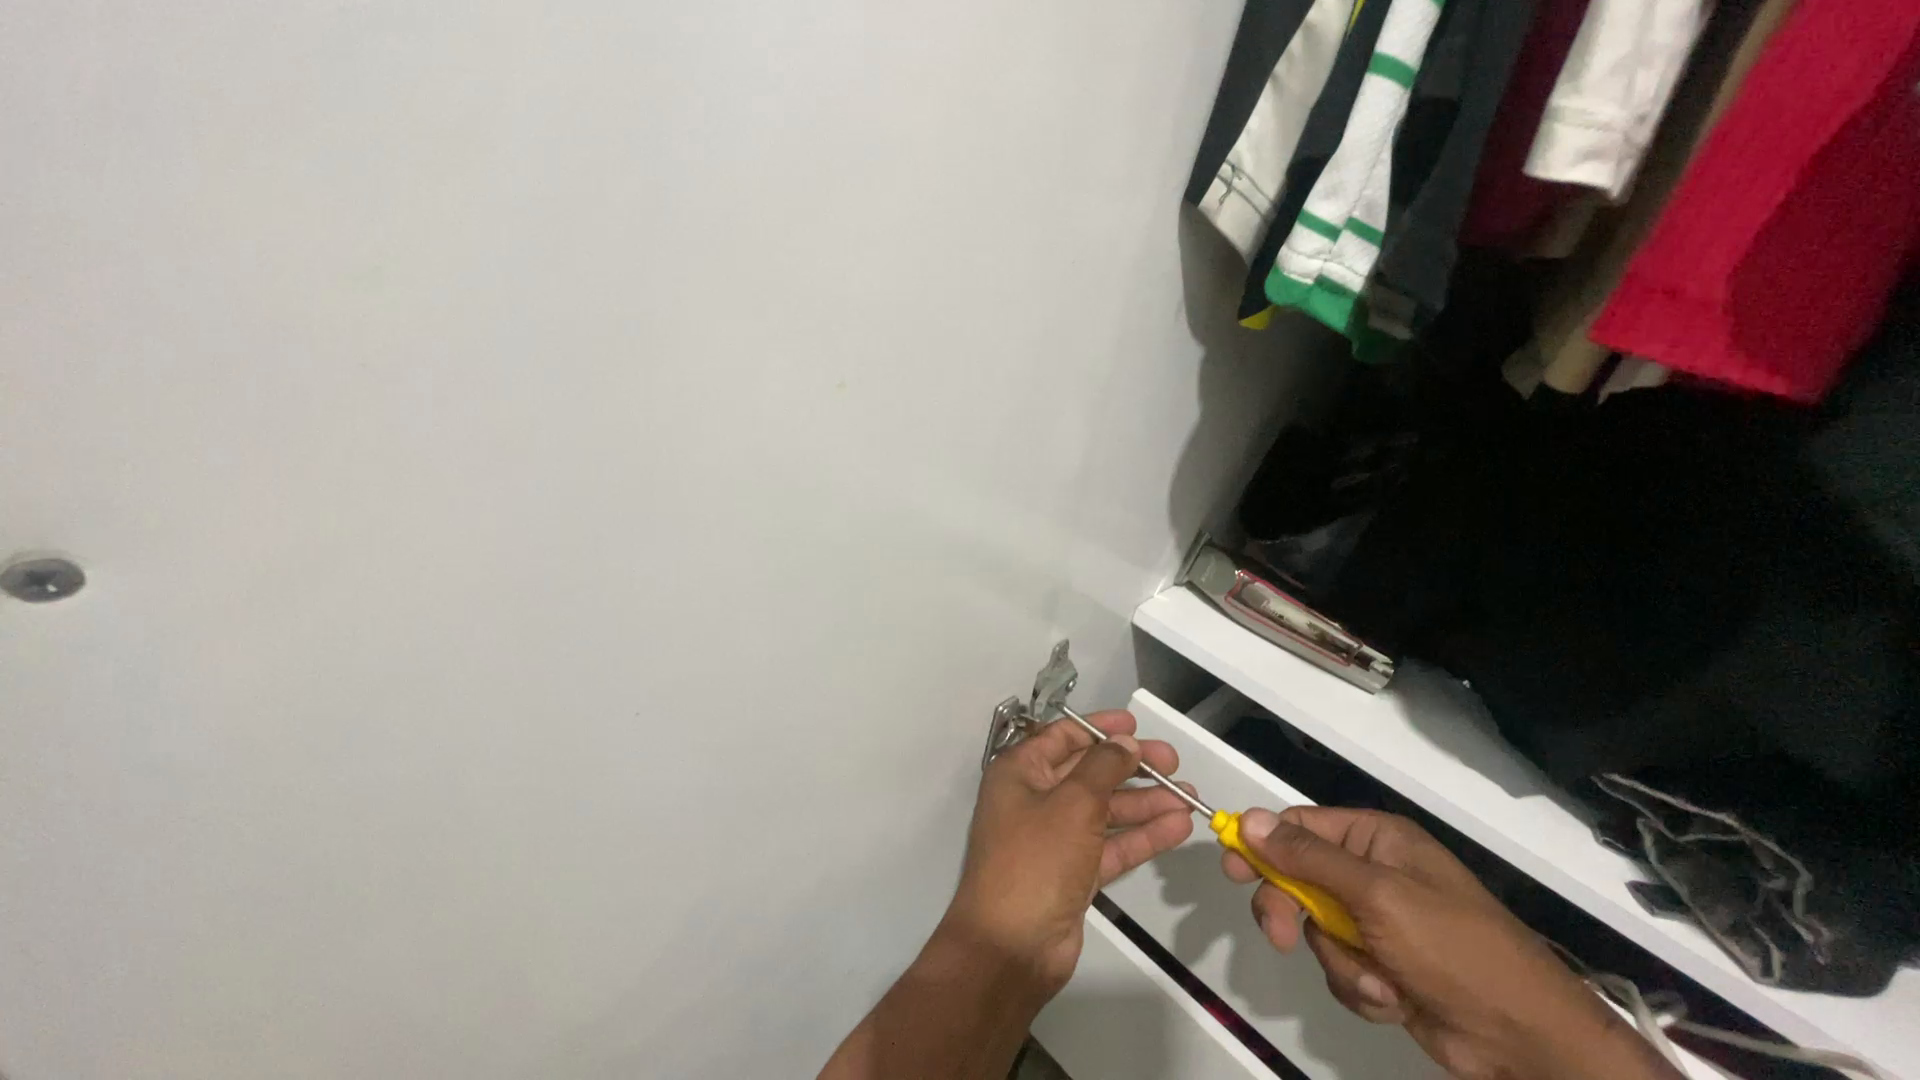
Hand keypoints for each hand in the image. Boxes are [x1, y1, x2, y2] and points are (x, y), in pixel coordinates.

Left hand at [942, 710, 1195, 993]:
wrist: (1011, 946)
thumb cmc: (1035, 860)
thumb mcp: (1072, 804)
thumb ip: (1103, 768)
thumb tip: (1125, 742)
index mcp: (1020, 773)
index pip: (1061, 737)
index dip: (1098, 728)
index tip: (1135, 725)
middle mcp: (1035, 800)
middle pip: (1088, 773)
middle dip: (1131, 767)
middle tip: (1173, 764)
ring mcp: (1055, 839)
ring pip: (1105, 810)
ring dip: (1144, 803)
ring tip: (1189, 797)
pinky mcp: (1073, 873)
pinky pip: (1111, 844)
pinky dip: (1142, 836)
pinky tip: (1177, 827)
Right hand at [1223, 807, 1679, 1079]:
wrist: (1521, 1038)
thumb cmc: (1452, 948)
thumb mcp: (1375, 895)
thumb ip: (1307, 858)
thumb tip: (1250, 818)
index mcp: (1377, 841)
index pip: (1301, 827)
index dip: (1262, 844)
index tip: (1231, 866)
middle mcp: (1374, 875)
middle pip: (1297, 879)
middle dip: (1291, 912)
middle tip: (1277, 934)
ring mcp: (1378, 923)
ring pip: (1315, 930)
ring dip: (1340, 961)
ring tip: (1379, 980)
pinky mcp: (1382, 966)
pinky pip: (1338, 967)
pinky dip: (1358, 986)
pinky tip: (1393, 998)